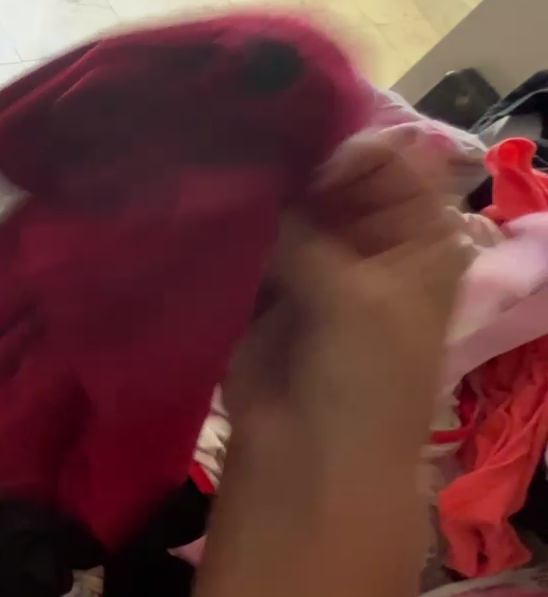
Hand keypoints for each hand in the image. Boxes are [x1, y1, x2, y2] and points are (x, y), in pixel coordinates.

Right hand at [227, 129, 471, 472]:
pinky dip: (213, 245)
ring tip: (198, 186)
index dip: (342, 149)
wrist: (309, 447)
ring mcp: (299, 272)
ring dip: (241, 208)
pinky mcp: (248, 299)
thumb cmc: (363, 374)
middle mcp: (357, 244)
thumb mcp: (355, 296)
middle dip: (282, 174)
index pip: (385, 165)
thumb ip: (308, 237)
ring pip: (271, 221)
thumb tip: (252, 187)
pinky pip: (232, 259)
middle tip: (228, 157)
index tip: (287, 151)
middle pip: (322, 189)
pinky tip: (184, 225)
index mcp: (412, 235)